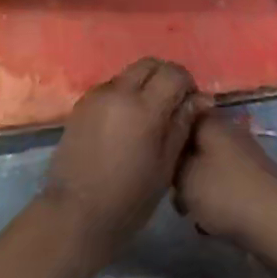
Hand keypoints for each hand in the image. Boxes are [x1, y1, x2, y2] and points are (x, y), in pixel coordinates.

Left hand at [41, 58, 209, 255]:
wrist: (76, 213)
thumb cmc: (129, 198)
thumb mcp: (165, 165)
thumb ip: (182, 124)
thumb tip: (200, 98)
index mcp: (144, 107)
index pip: (173, 73)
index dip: (186, 83)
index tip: (189, 103)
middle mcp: (119, 91)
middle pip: (149, 64)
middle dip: (165, 76)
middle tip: (171, 103)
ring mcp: (97, 94)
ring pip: (128, 73)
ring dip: (143, 84)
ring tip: (146, 116)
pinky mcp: (81, 103)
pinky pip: (110, 87)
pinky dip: (123, 94)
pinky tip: (123, 124)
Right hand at [173, 113, 276, 277]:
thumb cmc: (225, 195)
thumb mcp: (182, 177)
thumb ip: (169, 159)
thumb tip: (169, 150)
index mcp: (211, 120)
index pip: (179, 112)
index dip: (164, 131)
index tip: (154, 152)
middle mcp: (229, 129)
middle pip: (192, 140)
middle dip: (180, 164)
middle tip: (171, 188)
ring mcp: (243, 153)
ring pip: (207, 163)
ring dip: (195, 183)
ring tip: (188, 208)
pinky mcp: (253, 177)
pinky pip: (223, 180)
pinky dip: (214, 196)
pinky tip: (209, 219)